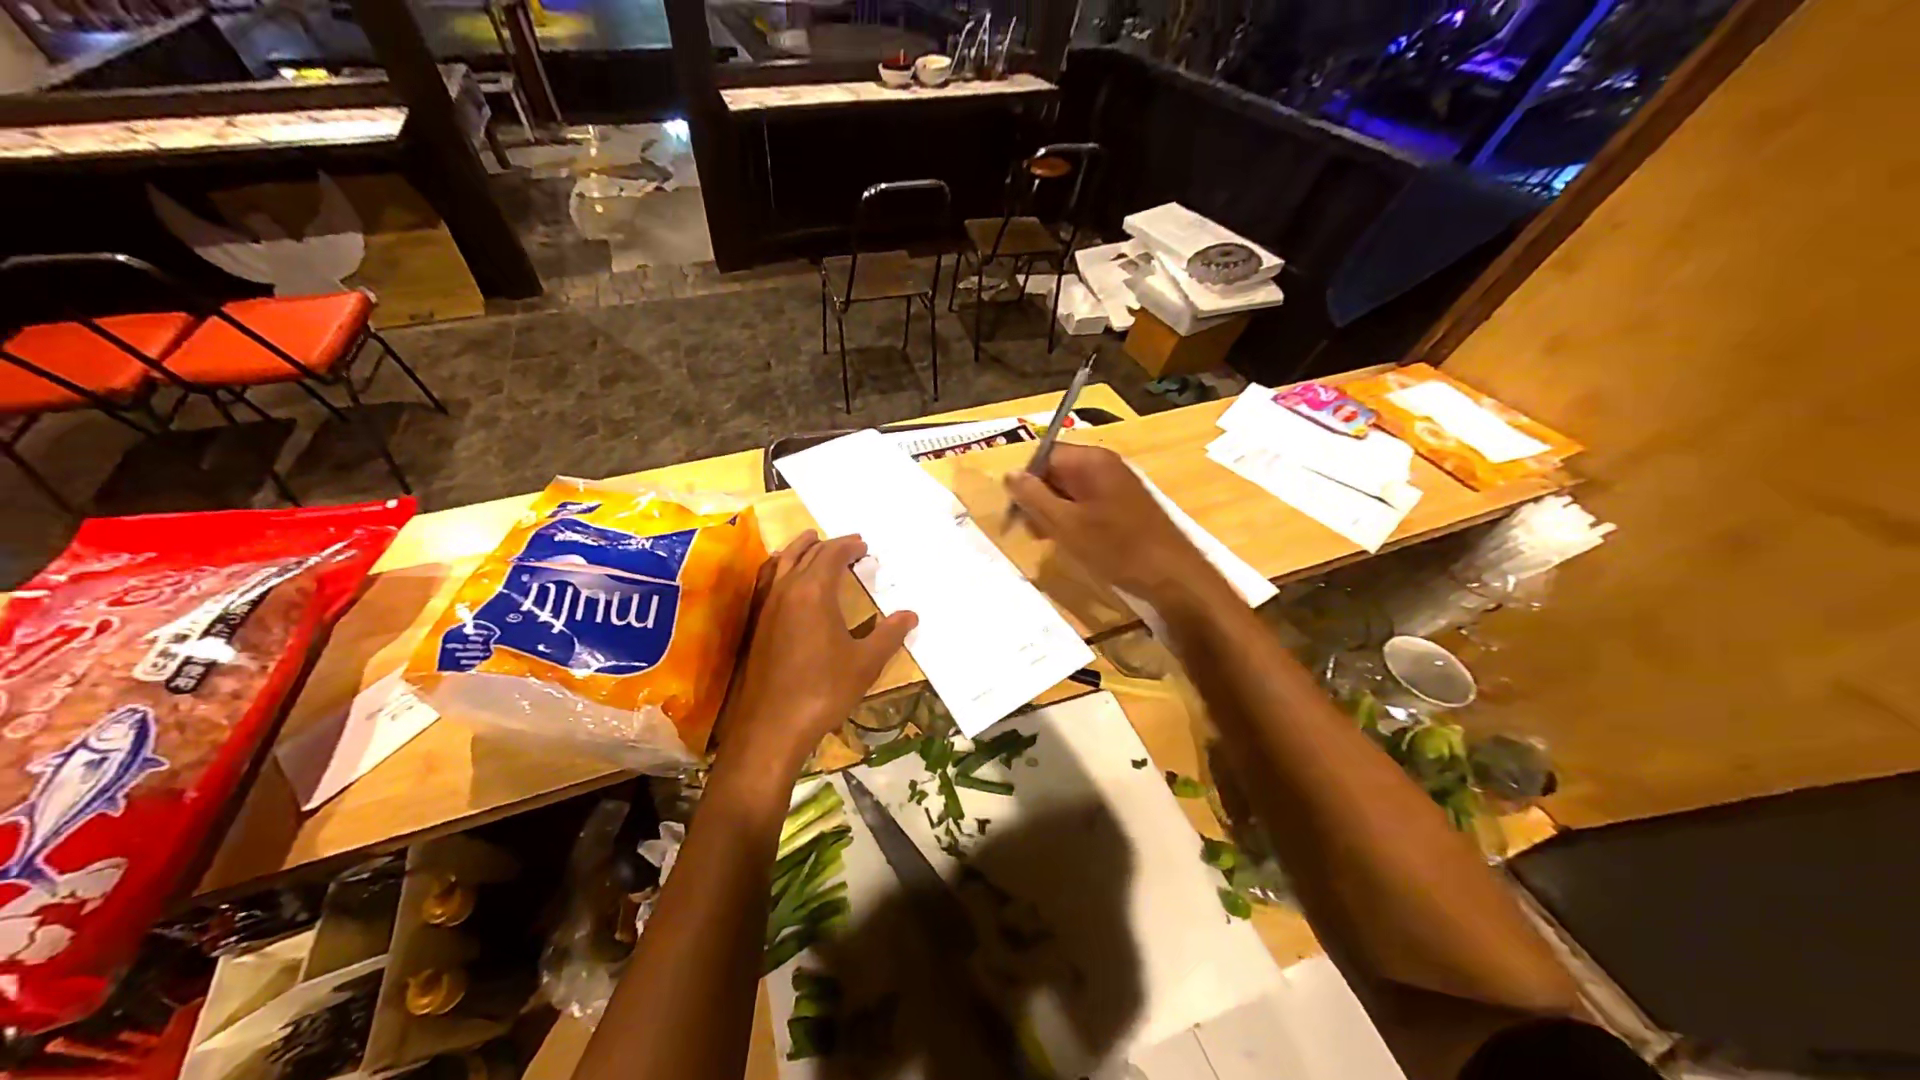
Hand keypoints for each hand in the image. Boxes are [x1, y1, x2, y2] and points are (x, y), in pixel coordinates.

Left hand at [716, 531, 916, 771]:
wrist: (772, 725)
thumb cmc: (823, 689)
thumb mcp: (866, 663)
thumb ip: (889, 635)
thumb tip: (910, 615)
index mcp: (814, 591)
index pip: (831, 555)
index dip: (849, 546)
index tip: (864, 545)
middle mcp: (786, 590)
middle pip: (806, 554)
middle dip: (828, 545)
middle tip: (848, 545)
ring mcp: (767, 607)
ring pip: (781, 563)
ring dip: (799, 550)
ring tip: (812, 544)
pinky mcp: (757, 625)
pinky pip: (769, 582)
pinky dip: (781, 569)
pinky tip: (786, 581)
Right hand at [1006, 444, 1231, 612]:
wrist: (1172, 576)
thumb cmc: (1116, 548)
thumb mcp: (1065, 524)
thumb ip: (1033, 497)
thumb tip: (1009, 474)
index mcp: (1090, 461)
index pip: (1044, 456)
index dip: (1026, 483)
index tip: (1019, 514)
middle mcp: (1106, 464)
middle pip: (1057, 472)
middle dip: (1040, 500)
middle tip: (1036, 533)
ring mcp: (1119, 484)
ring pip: (1072, 490)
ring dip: (1056, 513)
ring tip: (1055, 542)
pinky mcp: (1127, 505)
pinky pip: (1090, 503)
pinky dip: (1076, 520)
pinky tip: (1077, 544)